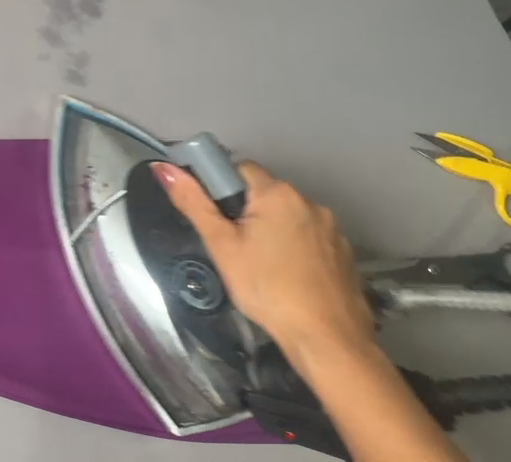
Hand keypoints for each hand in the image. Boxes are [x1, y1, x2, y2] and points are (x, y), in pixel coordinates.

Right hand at [154, 160, 374, 357]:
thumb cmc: (266, 288)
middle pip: (265, 193)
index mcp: (278, 194)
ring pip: (288, 216)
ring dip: (272, 228)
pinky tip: (287, 275)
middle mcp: (310, 203)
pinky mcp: (346, 255)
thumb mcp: (221, 245)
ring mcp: (333, 230)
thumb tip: (163, 168)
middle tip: (232, 243)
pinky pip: (310, 238)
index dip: (220, 186)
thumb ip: (192, 202)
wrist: (328, 341)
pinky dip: (295, 247)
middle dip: (246, 210)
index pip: (239, 168)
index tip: (213, 214)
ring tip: (260, 263)